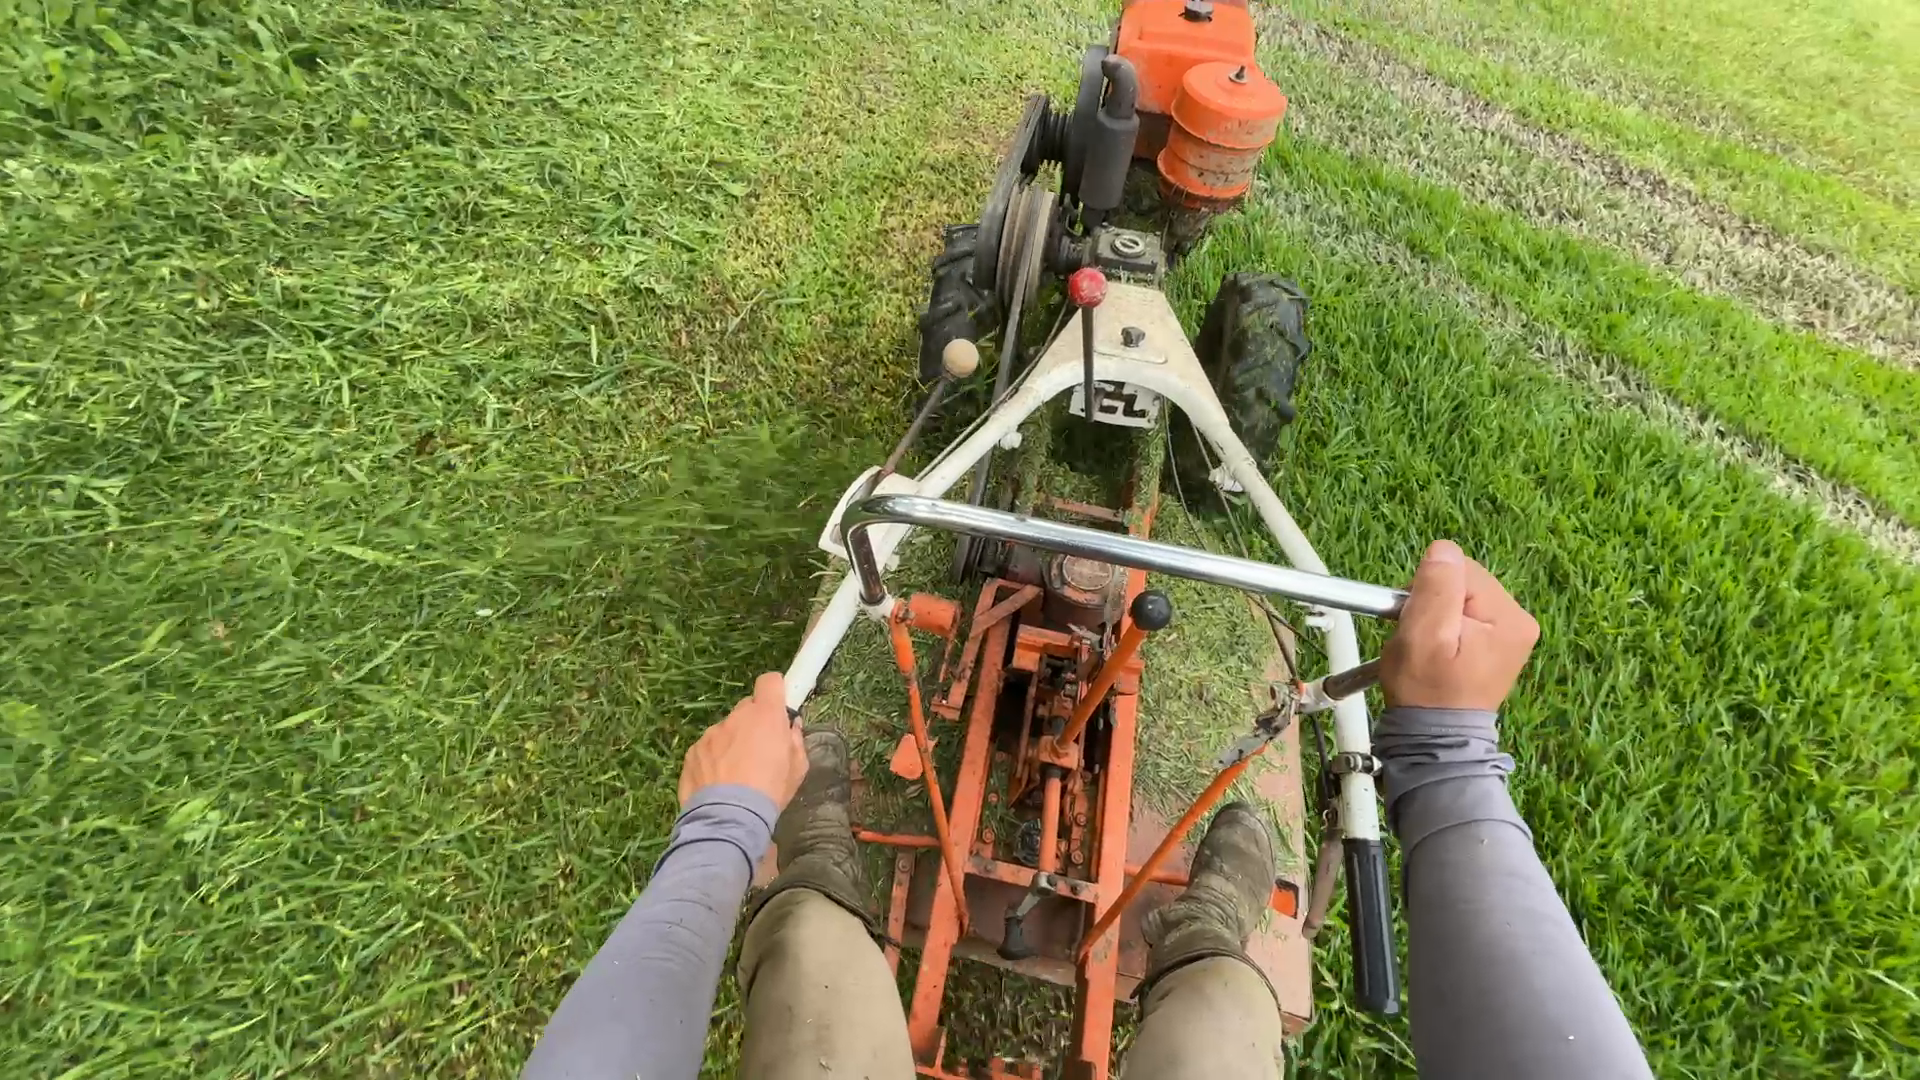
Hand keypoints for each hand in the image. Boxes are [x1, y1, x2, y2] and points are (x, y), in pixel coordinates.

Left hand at [677, 672, 808, 809]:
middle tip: (760, 750)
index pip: (770, 681)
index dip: (775, 690)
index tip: (778, 708)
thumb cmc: (770, 791)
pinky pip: (708, 748)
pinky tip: (719, 784)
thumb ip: (795, 741)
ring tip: (736, 774)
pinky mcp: (692, 752)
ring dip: (732, 742)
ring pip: (726, 729)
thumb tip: (790, 728)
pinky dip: (713, 760)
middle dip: (755, 723)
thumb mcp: (798, 768)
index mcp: (766, 715)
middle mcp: (736, 717)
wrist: (728, 819)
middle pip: (747, 707)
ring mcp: (711, 734)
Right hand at [1381, 540, 1539, 710]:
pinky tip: (1438, 647)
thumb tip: (1444, 549)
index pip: (1460, 570)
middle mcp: (1520, 620)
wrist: (1436, 733)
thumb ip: (1435, 589)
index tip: (1412, 618)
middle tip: (1418, 633)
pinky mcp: (1499, 643)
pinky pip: (1466, 614)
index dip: (1427, 588)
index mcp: (1508, 616)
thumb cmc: (1425, 686)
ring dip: (1436, 613)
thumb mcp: (1423, 635)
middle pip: (1463, 582)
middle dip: (1433, 600)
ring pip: (1461, 597)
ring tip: (1426, 643)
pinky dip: (1445, 625)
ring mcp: (1512, 633)